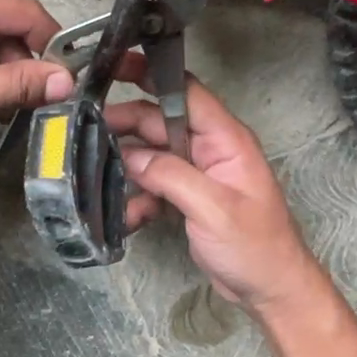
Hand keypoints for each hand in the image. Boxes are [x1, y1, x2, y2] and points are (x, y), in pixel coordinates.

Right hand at [105, 76, 324, 313]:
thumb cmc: (255, 246)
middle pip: (159, 123)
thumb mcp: (213, 208)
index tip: (114, 66)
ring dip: (127, 168)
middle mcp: (210, 150)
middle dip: (125, 127)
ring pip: (151, 155)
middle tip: (86, 131)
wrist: (270, 290)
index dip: (150, 75)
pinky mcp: (187, 198)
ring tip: (99, 179)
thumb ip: (171, 176)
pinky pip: (154, 186)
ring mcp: (198, 174)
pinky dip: (138, 198)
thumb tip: (129, 156)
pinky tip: (126, 216)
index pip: (186, 92)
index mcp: (225, 140)